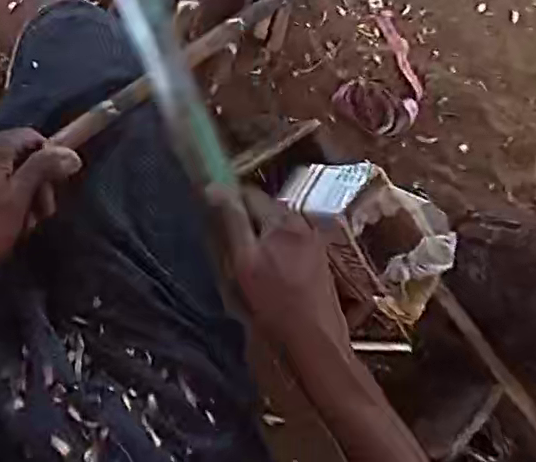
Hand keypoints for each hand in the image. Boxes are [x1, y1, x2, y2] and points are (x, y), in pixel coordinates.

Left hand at [0, 128, 82, 277]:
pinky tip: (11, 223)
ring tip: (27, 223)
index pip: (32, 137)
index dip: (49, 159)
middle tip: (43, 212)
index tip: (56, 188)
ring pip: (9, 170)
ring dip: (25, 194)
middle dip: (38, 181)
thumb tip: (72, 154)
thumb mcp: (21, 196)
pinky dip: (7, 198)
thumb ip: (45, 168)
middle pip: (21, 154)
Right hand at [208, 185, 349, 351]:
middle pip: (265, 209)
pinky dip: (278, 251)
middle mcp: (302, 223)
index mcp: (282, 218)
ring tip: (252, 266)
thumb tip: (214, 188)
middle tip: (232, 248)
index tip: (217, 222)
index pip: (249, 193)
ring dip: (263, 237)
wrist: (317, 347)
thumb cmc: (276, 305)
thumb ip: (231, 221)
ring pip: (278, 228)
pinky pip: (292, 244)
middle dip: (247, 221)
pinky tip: (273, 278)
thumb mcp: (245, 262)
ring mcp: (315, 242)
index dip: (230, 204)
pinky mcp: (320, 263)